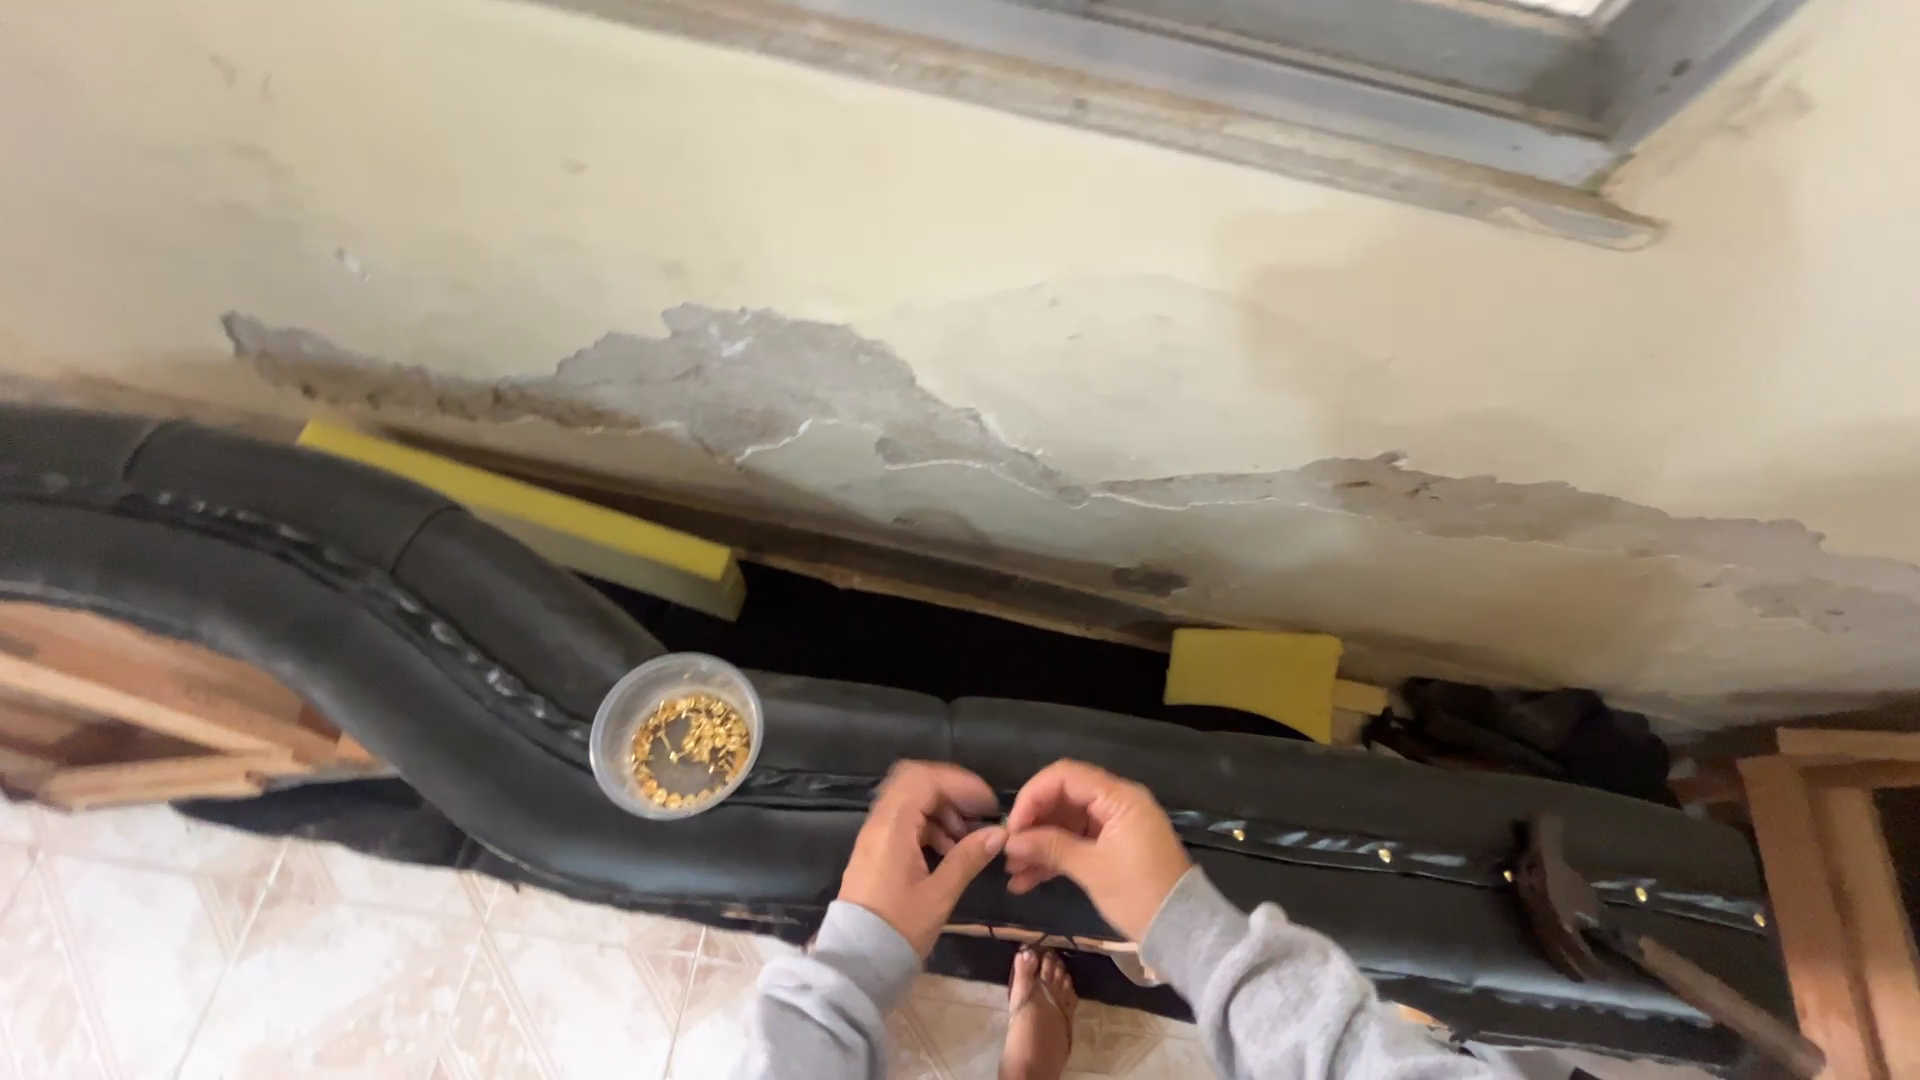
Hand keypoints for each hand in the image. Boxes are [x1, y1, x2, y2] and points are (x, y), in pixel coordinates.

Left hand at [838, 760, 1006, 955]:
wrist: (856, 963)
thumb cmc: (899, 929)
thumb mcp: (939, 895)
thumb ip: (968, 858)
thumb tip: (998, 833)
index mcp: (893, 826)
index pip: (927, 780)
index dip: (961, 784)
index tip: (988, 802)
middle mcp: (880, 821)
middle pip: (915, 781)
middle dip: (949, 791)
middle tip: (974, 812)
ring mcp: (874, 834)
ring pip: (909, 799)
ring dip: (939, 808)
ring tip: (964, 838)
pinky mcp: (875, 848)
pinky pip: (903, 819)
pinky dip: (927, 824)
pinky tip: (946, 850)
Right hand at [1003, 759, 1191, 941]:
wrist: (1183, 934)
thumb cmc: (1141, 894)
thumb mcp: (1093, 870)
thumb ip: (1051, 848)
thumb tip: (1011, 841)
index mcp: (1119, 797)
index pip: (1065, 776)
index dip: (1033, 795)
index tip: (1013, 826)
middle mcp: (1116, 803)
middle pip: (1063, 798)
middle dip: (1033, 823)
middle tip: (1008, 850)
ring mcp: (1114, 826)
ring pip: (1066, 823)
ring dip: (1040, 844)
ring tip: (1013, 872)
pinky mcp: (1113, 847)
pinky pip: (1077, 842)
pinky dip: (1055, 858)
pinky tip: (1028, 880)